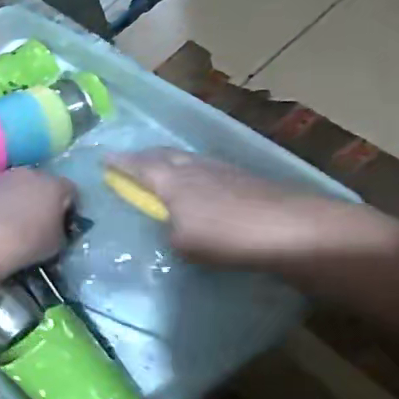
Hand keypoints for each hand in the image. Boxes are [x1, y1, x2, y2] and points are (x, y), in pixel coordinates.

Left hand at [0, 168, 74, 284]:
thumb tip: (55, 229)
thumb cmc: (23, 245)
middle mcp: (27, 172)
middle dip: (38, 200)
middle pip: (39, 183)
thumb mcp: (56, 247)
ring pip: (11, 185)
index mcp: (54, 185)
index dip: (68, 209)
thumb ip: (60, 231)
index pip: (70, 192)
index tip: (61, 226)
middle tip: (33, 224)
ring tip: (5, 225)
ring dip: (12, 199)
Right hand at [106, 149, 387, 267]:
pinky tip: (201, 185)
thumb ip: (169, 231)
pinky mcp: (246, 178)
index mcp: (170, 179)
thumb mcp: (182, 244)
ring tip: (164, 171)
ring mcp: (222, 169)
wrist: (295, 230)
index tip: (103, 158)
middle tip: (131, 162)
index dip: (119, 162)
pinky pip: (208, 170)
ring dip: (170, 163)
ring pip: (187, 159)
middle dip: (144, 156)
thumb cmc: (227, 237)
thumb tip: (172, 226)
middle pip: (162, 154)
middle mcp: (193, 166)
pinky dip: (194, 174)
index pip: (137, 165)